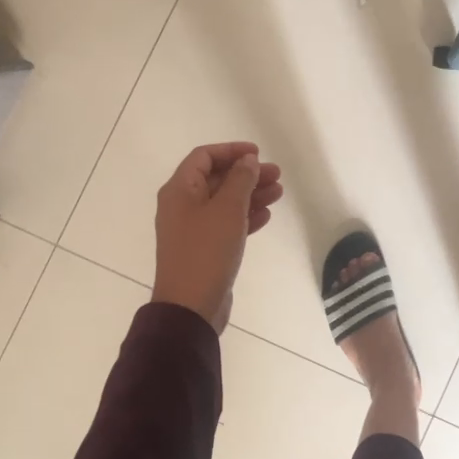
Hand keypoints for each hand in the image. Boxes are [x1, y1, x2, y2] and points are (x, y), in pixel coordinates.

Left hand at [152, 142, 284, 331]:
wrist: (190, 308)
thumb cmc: (206, 251)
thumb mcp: (228, 209)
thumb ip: (241, 179)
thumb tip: (247, 161)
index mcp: (179, 190)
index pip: (204, 156)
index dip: (231, 150)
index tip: (258, 154)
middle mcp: (182, 205)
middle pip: (217, 178)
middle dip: (247, 174)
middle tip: (277, 175)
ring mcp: (192, 229)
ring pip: (224, 201)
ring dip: (250, 194)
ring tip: (278, 193)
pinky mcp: (203, 249)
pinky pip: (225, 223)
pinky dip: (245, 216)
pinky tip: (266, 216)